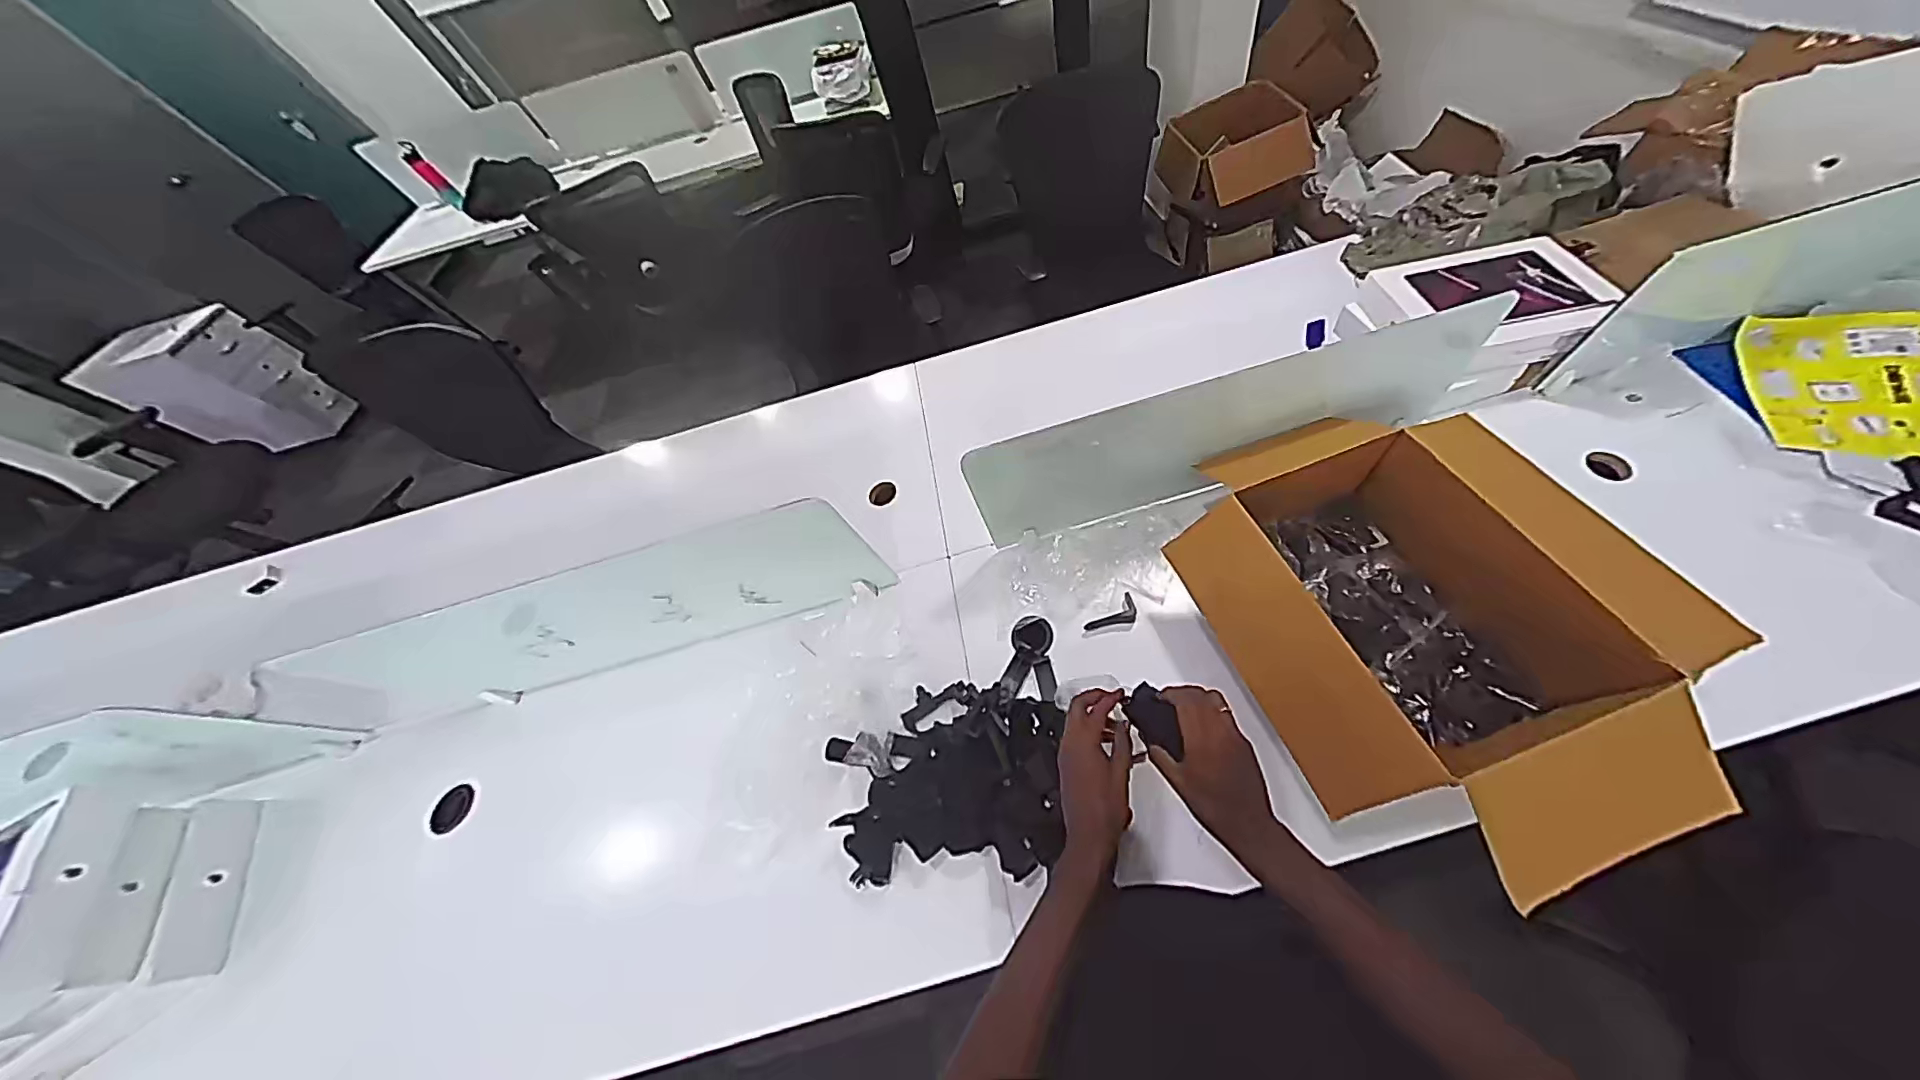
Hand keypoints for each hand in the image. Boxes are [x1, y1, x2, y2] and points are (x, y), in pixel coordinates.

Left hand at [1056, 688, 1132, 872]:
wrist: (1089, 835)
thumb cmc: (1104, 811)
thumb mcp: (1121, 771)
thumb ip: (1122, 742)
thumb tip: (1123, 725)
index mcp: (1082, 743)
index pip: (1094, 708)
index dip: (1109, 697)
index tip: (1119, 694)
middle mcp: (1069, 746)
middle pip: (1077, 708)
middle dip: (1095, 699)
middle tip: (1113, 699)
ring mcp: (1065, 756)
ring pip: (1076, 724)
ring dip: (1095, 718)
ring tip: (1117, 725)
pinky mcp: (1067, 765)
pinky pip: (1076, 740)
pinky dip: (1092, 734)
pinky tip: (1111, 745)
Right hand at [1148, 686, 1283, 855]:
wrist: (1248, 824)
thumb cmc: (1216, 808)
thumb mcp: (1178, 782)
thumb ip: (1161, 756)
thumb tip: (1152, 742)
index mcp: (1202, 740)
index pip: (1186, 700)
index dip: (1171, 693)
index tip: (1161, 697)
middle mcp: (1221, 733)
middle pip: (1202, 695)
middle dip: (1183, 692)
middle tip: (1170, 699)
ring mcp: (1236, 737)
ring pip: (1217, 702)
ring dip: (1199, 698)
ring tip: (1186, 708)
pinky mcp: (1245, 744)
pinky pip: (1227, 716)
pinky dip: (1213, 712)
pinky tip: (1204, 727)